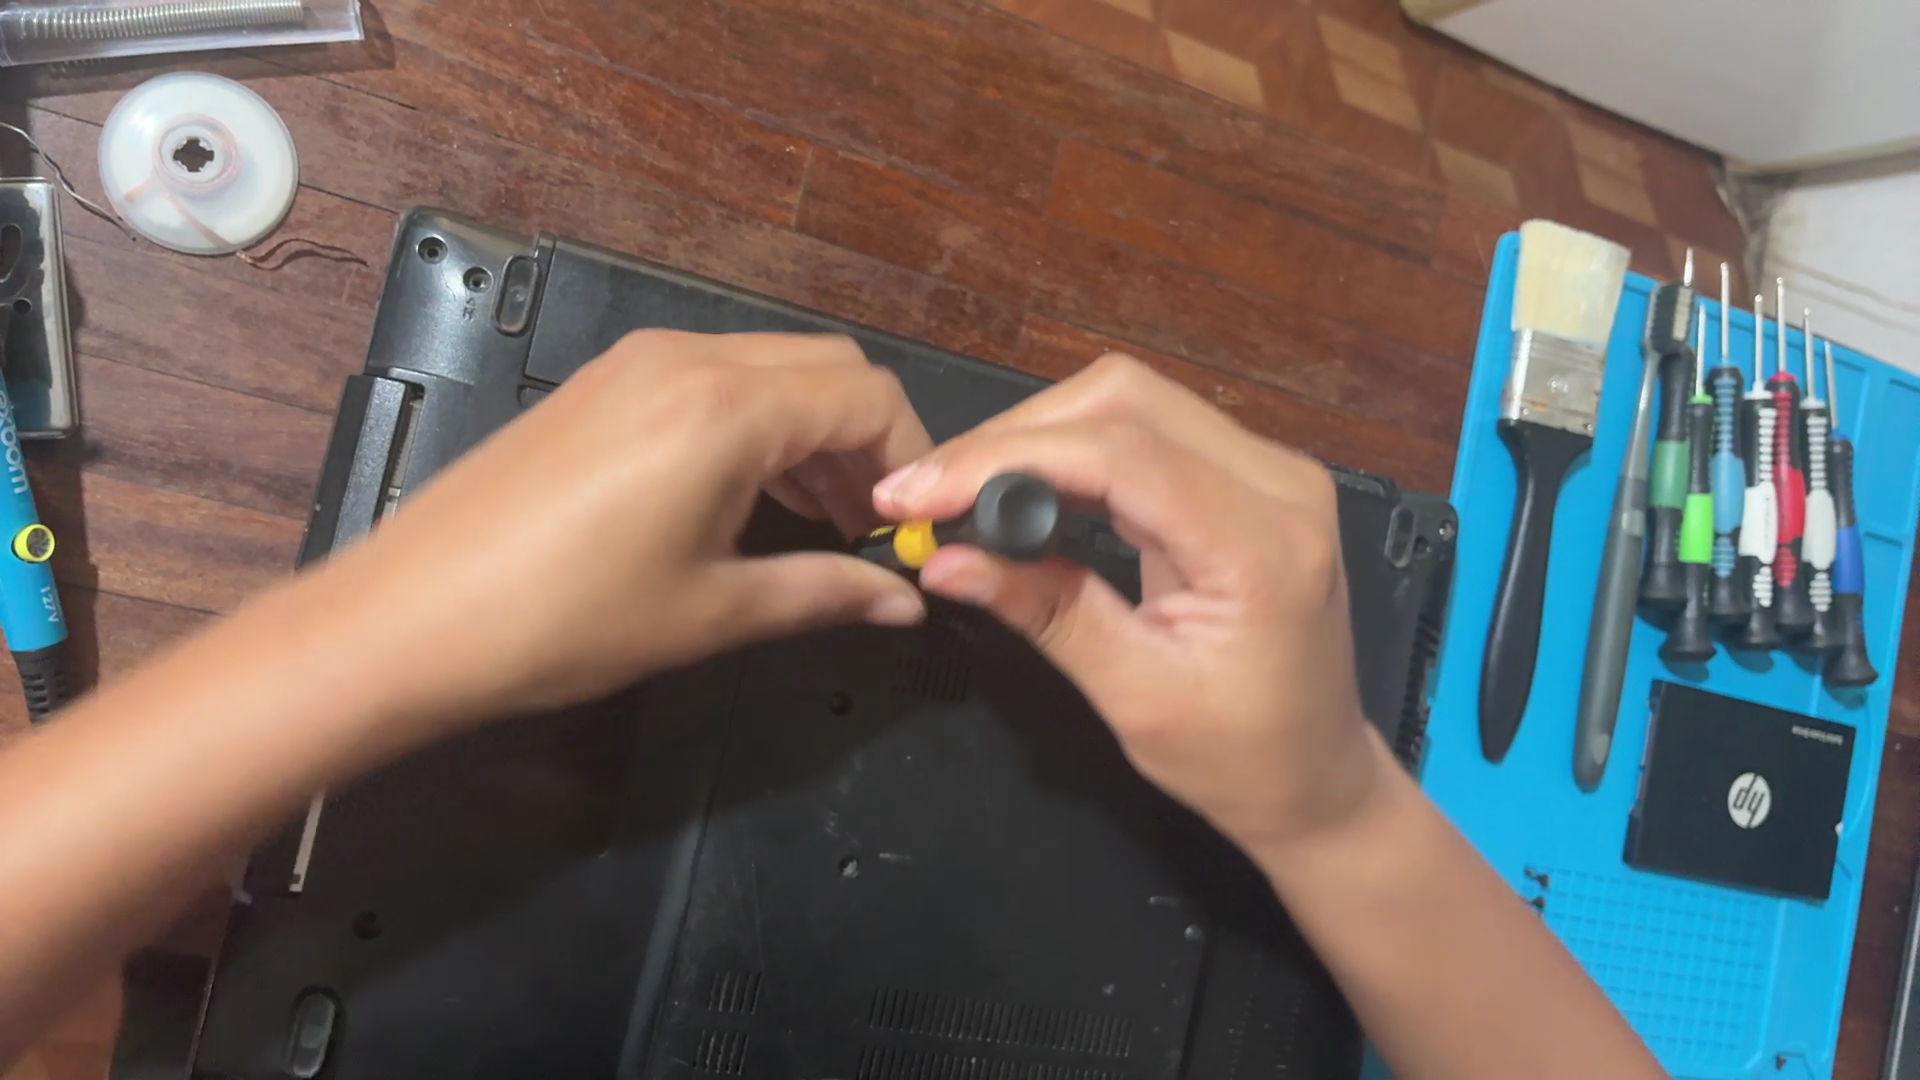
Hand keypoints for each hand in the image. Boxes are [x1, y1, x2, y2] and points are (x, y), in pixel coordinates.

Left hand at [326, 330, 928, 725]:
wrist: (401, 623)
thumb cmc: (564, 620)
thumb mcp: (716, 611)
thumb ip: (829, 593)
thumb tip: (906, 603)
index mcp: (725, 409)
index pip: (868, 395)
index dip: (910, 457)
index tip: (911, 523)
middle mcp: (689, 360)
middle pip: (831, 367)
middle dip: (872, 440)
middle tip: (871, 522)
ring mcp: (642, 363)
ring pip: (778, 370)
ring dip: (820, 433)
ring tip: (827, 515)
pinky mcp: (610, 384)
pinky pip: (722, 381)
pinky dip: (767, 426)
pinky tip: (762, 491)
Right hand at [873, 355, 1385, 856]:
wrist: (1319, 774)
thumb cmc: (1239, 760)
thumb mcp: (1136, 696)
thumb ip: (1046, 613)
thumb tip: (943, 560)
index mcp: (1261, 545)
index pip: (1120, 457)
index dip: (1006, 460)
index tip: (918, 492)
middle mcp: (1276, 480)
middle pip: (1122, 401)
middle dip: (1011, 436)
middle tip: (931, 489)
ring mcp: (1265, 468)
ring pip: (1127, 402)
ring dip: (1033, 436)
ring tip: (960, 486)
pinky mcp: (1241, 475)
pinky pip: (1141, 431)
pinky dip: (1067, 448)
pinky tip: (1019, 483)